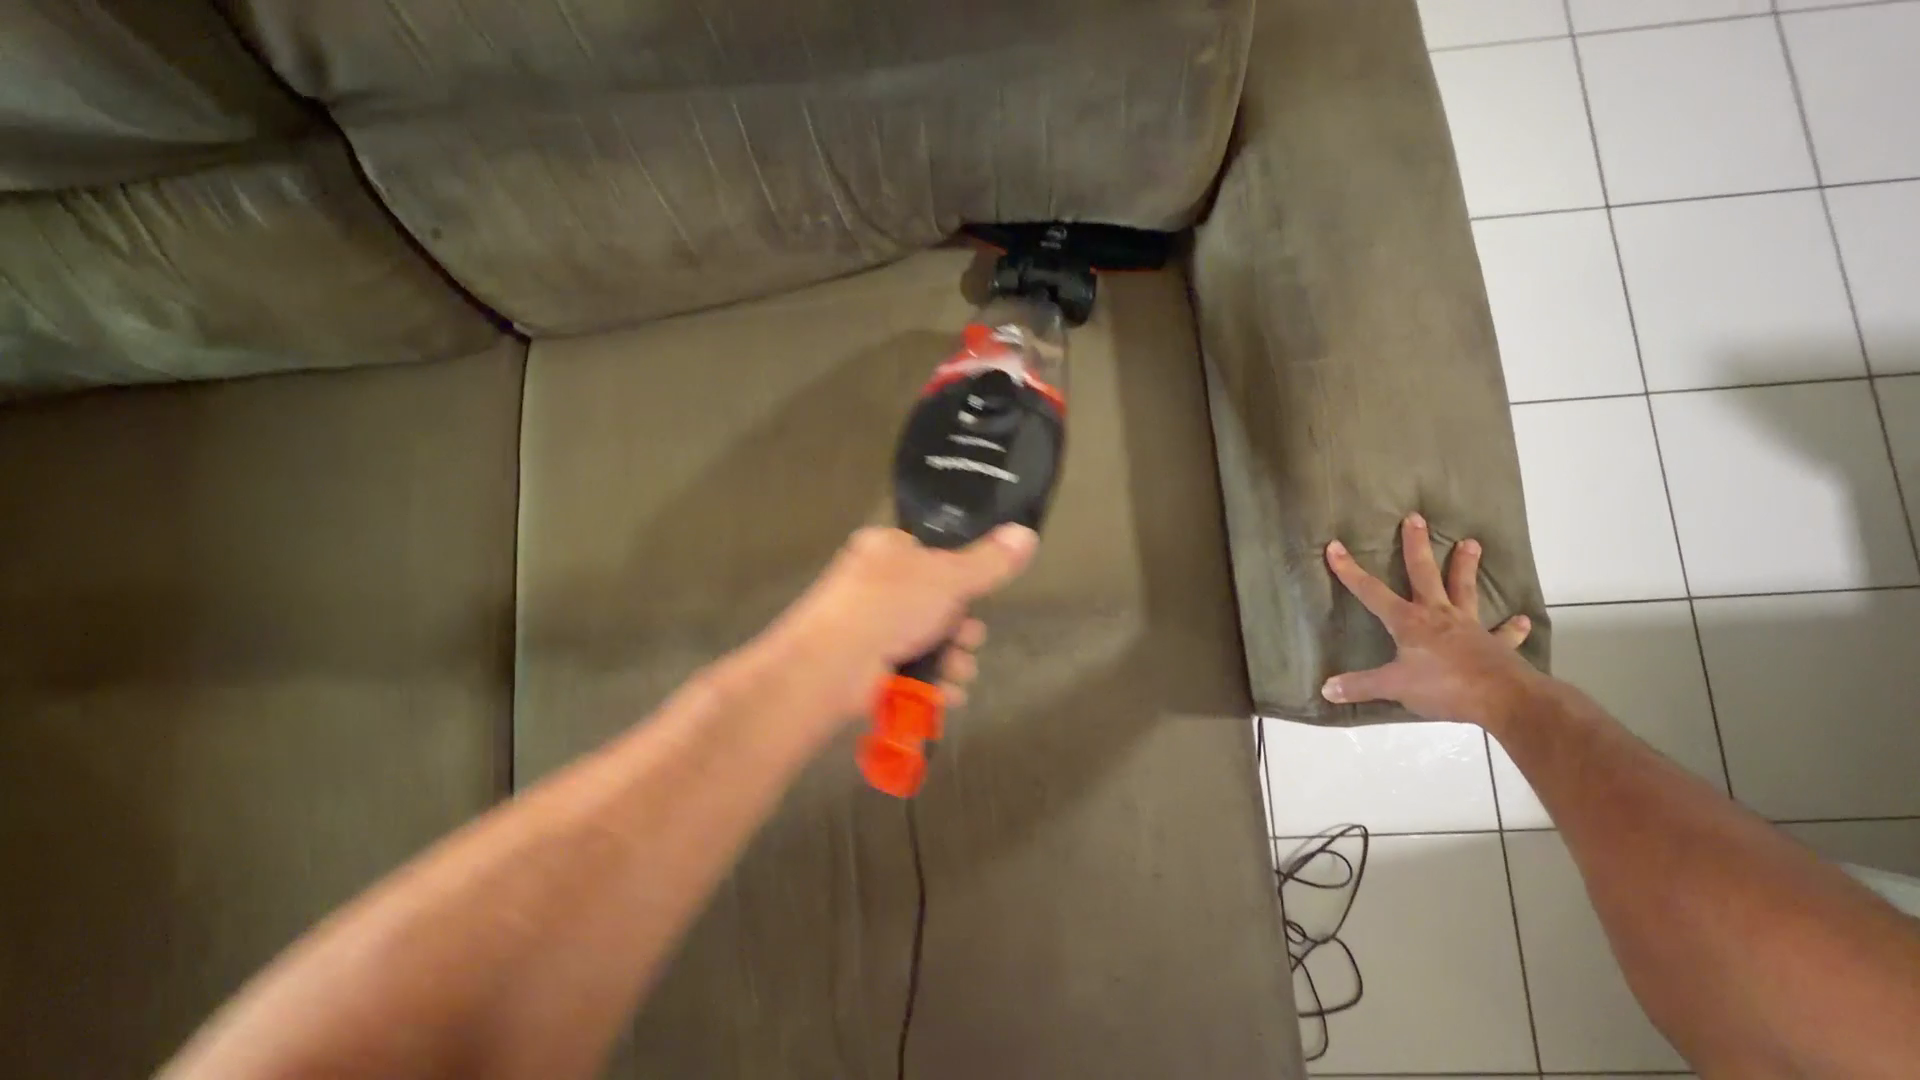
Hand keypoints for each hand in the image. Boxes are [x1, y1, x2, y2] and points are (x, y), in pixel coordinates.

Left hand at [769, 524, 1037, 719]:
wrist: (832, 666)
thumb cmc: (888, 606)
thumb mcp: (948, 576)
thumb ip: (989, 561)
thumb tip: (1026, 533)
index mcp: (887, 550)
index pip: (933, 555)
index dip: (960, 576)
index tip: (977, 593)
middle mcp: (876, 585)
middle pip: (936, 603)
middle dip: (961, 627)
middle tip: (969, 638)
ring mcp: (870, 628)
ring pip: (927, 641)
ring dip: (952, 659)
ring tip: (959, 670)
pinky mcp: (869, 668)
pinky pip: (912, 672)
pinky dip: (933, 684)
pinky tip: (948, 694)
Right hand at [1321, 513, 1542, 728]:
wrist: (1503, 698)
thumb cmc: (1444, 686)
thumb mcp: (1393, 687)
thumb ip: (1360, 686)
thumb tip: (1326, 688)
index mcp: (1409, 622)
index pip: (1371, 592)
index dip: (1350, 570)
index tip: (1335, 546)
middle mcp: (1438, 615)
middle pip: (1424, 573)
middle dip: (1416, 546)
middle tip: (1416, 518)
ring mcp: (1469, 626)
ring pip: (1464, 589)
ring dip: (1466, 566)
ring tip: (1471, 543)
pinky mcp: (1495, 645)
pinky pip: (1502, 633)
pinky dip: (1509, 628)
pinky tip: (1520, 620)